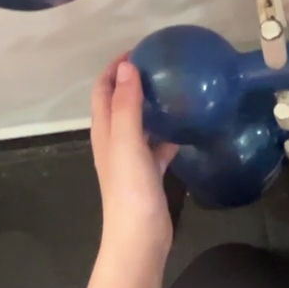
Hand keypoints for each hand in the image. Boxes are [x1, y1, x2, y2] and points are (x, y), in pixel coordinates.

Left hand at [90, 56, 179, 257]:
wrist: (139, 237)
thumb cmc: (131, 189)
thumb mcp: (128, 142)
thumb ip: (127, 105)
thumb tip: (128, 67)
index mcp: (105, 132)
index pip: (103, 90)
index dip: (115, 68)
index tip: (140, 50)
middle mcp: (114, 142)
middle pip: (119, 104)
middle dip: (134, 81)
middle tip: (162, 65)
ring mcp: (131, 159)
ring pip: (139, 123)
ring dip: (151, 105)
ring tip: (175, 90)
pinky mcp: (148, 174)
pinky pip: (157, 145)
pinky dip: (167, 133)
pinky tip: (185, 128)